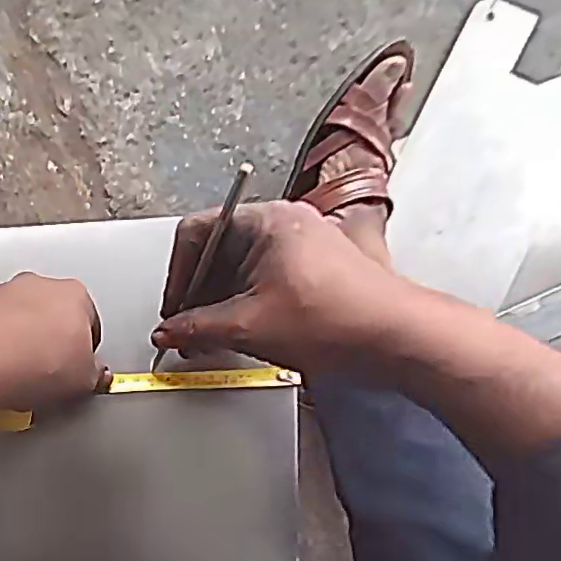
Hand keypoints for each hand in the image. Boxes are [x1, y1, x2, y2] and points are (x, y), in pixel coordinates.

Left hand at [0, 272, 108, 416]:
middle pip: (55, 320)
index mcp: (74, 294)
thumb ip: (95, 375)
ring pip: (21, 325)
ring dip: (23, 349)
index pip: (91, 325)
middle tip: (50, 378)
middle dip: (53, 347)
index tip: (79, 372)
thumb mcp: (82, 382)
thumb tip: (95, 376)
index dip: (86, 354)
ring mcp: (3, 294)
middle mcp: (38, 286)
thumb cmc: (27, 363)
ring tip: (19, 380)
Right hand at [151, 201, 411, 372]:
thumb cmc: (336, 319)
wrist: (393, 338)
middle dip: (195, 295)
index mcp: (266, 221)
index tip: (173, 310)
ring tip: (208, 338)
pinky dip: (239, 307)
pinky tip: (234, 334)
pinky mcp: (307, 271)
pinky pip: (257, 282)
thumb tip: (167, 331)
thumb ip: (195, 327)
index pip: (197, 233)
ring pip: (235, 271)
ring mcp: (297, 247)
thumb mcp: (247, 326)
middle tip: (185, 329)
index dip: (177, 275)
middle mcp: (282, 225)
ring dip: (215, 305)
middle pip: (215, 253)